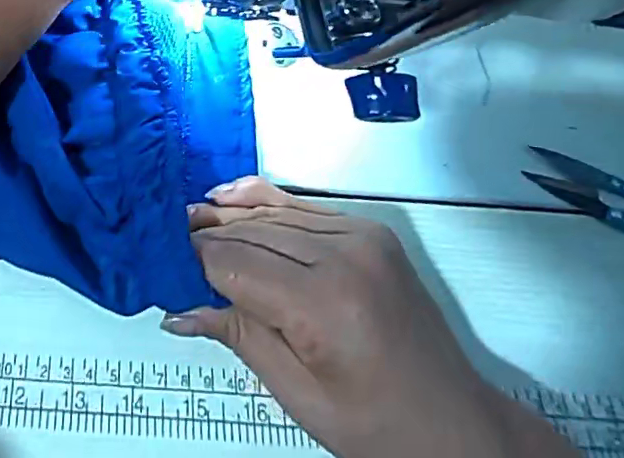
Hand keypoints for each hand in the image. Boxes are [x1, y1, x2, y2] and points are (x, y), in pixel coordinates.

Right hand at [166, 177, 577, 457]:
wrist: (459, 425)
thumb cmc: (377, 427)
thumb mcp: (299, 395)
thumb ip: (237, 337)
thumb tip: (176, 312)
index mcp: (326, 304)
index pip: (238, 266)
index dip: (197, 261)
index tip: (164, 259)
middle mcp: (344, 255)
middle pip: (252, 234)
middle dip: (208, 235)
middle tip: (167, 236)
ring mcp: (360, 235)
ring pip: (272, 214)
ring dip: (229, 215)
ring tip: (190, 216)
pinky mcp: (367, 228)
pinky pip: (300, 206)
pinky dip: (263, 201)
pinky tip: (229, 196)